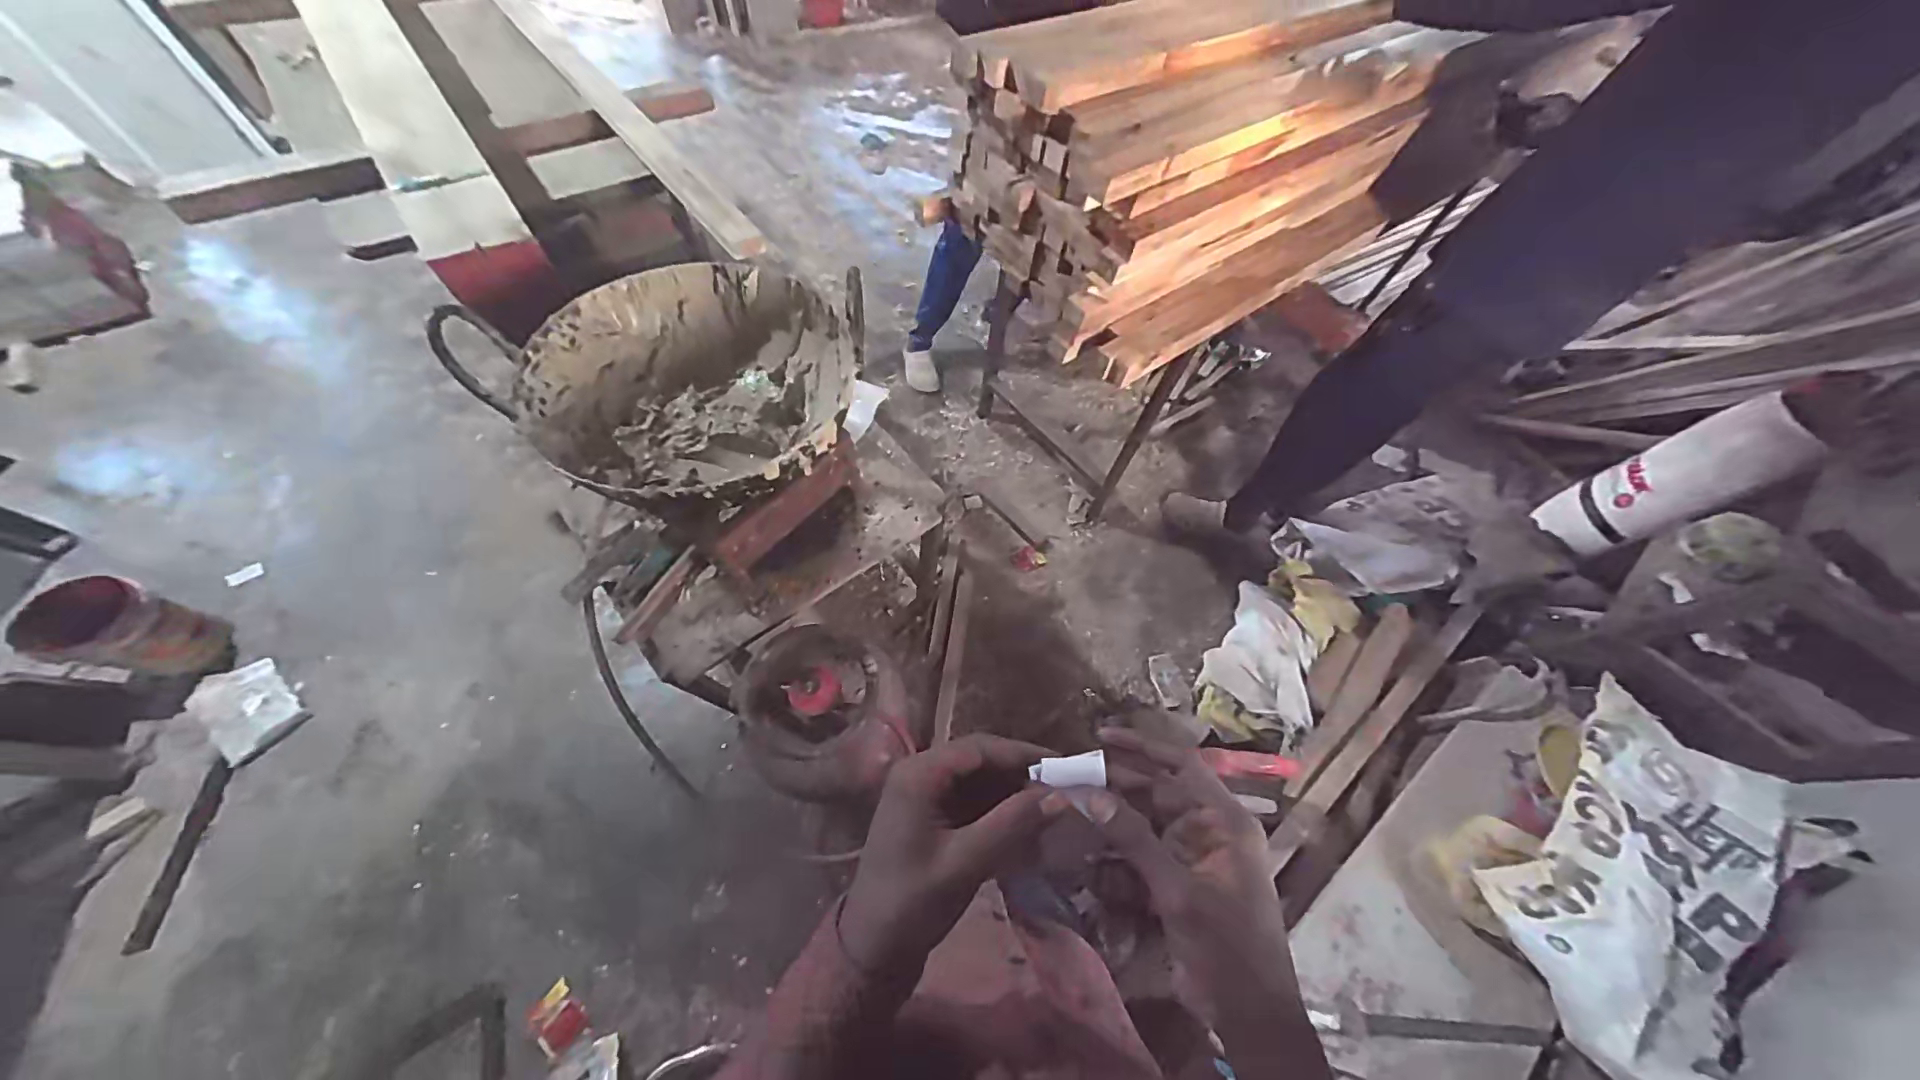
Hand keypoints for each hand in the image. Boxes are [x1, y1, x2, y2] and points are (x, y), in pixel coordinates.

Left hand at [837, 734, 1068, 977]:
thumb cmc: (911, 902)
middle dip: (1021, 774)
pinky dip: (1000, 811)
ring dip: (1013, 793)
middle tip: (1065, 790)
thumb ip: (1010, 825)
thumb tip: (1060, 796)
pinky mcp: (932, 818)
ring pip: (979, 781)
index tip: (1065, 768)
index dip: (1023, 754)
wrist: (871, 947)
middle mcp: (920, 774)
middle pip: (980, 760)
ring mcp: (925, 796)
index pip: (980, 748)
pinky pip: (973, 802)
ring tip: (1053, 809)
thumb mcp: (964, 863)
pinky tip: (1027, 827)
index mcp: (919, 773)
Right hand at [1088, 727, 1329, 1078]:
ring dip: (1110, 823)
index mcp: (1223, 821)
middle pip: (1155, 792)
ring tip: (1070, 813)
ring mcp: (1191, 857)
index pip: (1180, 765)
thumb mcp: (1177, 891)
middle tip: (1070, 777)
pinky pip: (1140, 857)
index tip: (1100, 736)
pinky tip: (1087, 860)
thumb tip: (1091, 794)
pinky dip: (1116, 858)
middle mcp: (1207, 830)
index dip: (1141, 746)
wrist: (1250, 1019)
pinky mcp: (1177, 882)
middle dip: (1115, 787)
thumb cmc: (1226, 948)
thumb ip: (1133, 839)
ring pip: (1143, 825)